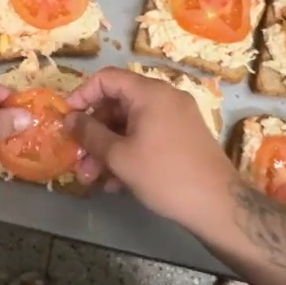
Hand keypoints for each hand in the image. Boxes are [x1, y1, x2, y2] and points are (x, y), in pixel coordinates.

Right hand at [66, 67, 237, 235]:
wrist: (219, 206)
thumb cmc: (165, 175)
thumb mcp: (119, 156)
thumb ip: (90, 134)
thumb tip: (69, 120)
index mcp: (150, 93)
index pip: (107, 78)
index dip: (82, 95)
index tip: (67, 119)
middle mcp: (165, 98)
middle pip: (117, 104)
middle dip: (94, 132)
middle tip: (78, 159)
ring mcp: (176, 118)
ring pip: (130, 125)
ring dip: (107, 149)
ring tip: (92, 178)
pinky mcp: (183, 138)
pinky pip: (147, 136)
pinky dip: (128, 153)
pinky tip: (115, 183)